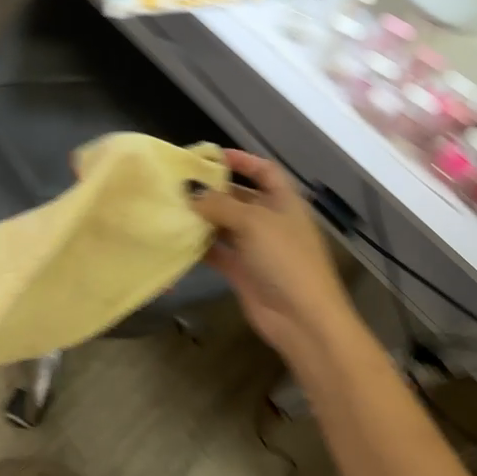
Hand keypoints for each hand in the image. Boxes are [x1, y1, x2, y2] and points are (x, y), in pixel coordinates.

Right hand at [189, 150, 356, 359]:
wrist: (302, 319)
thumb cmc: (285, 258)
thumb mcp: (253, 222)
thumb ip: (220, 204)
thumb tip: (191, 191)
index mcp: (284, 201)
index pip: (264, 170)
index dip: (242, 160)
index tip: (212, 156)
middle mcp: (270, 220)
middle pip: (240, 197)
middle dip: (214, 190)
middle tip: (180, 182)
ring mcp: (257, 247)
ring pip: (226, 224)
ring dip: (204, 217)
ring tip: (173, 207)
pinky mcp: (243, 272)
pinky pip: (218, 251)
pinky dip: (201, 245)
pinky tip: (178, 237)